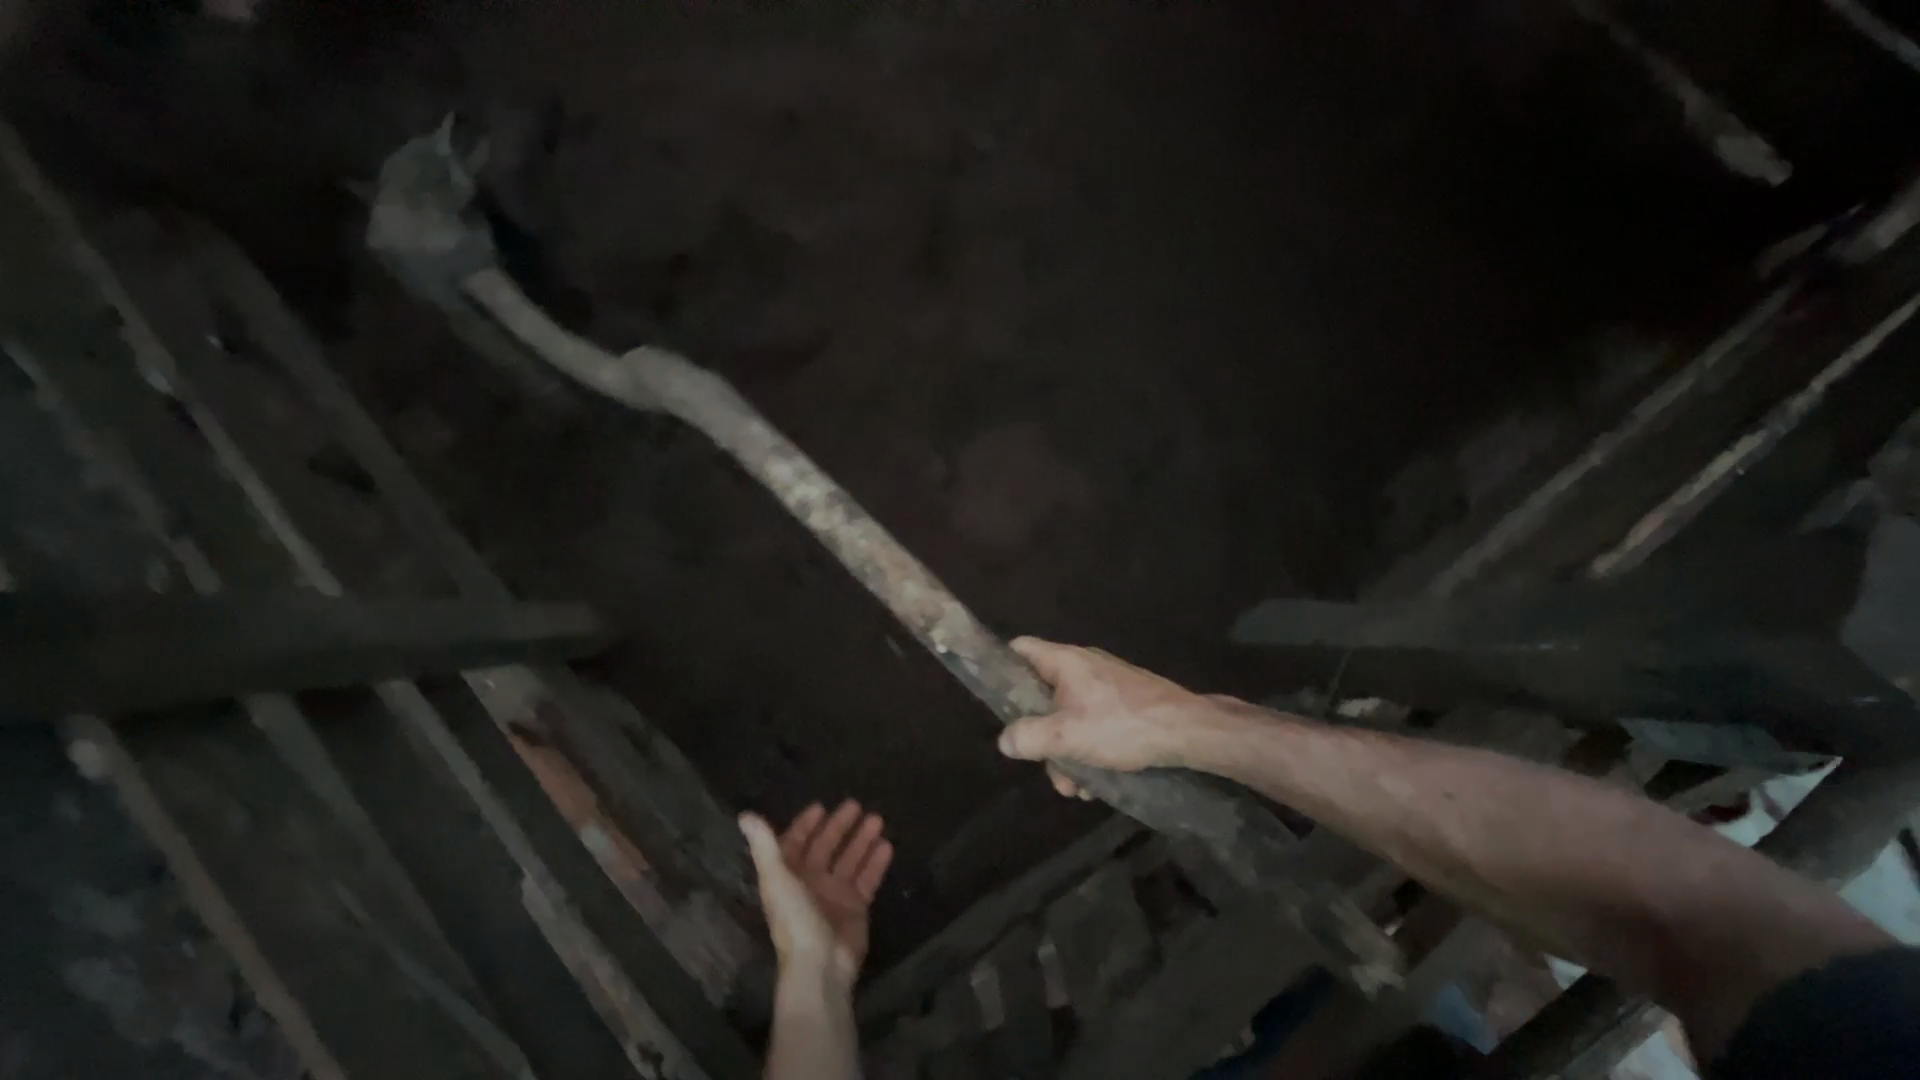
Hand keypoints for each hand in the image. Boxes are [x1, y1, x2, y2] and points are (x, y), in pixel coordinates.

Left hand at [739, 801, 893, 983]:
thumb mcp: (776, 880)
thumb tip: (745, 815)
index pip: (796, 844)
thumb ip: (764, 846)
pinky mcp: (856, 908)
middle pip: (826, 848)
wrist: (820, 966)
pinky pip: (867, 879)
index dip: (806, 826)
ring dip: (862, 840)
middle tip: (856, 805)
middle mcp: (811, 883)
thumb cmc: (795, 920)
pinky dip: (876, 863)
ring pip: (850, 860)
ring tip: (878, 819)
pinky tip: (887, 846)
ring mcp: (835, 895)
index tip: (821, 807)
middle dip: (840, 827)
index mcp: (788, 876)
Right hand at [998, 637, 1240, 796]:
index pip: (1020, 649)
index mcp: (1065, 661)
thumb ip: (1029, 737)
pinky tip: (1097, 782)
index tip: (995, 699)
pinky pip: (1092, 724)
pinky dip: (1088, 750)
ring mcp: (1105, 685)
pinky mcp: (1124, 704)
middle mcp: (1083, 666)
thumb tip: (1005, 740)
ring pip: (1068, 716)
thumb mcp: (1067, 736)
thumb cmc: (1122, 725)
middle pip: (1042, 695)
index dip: (1001, 667)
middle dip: (1040, 735)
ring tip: (1077, 788)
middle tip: (1047, 765)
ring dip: (1066, 753)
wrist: (1187, 732)